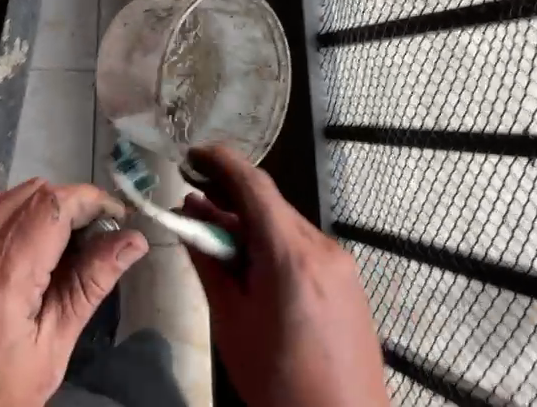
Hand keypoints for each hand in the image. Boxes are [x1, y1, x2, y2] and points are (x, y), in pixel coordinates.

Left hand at [0, 179, 149, 406]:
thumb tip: (132, 241)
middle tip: (87, 244)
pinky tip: (13, 251)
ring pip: (7, 194)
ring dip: (37, 210)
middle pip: (33, 192)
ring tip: (50, 252)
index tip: (114, 219)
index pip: (55, 204)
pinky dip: (5, 216)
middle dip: (68, 208)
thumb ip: (88, 287)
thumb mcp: (47, 354)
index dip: (92, 202)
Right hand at [178, 145, 390, 406]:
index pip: (253, 185)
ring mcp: (340, 262)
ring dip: (249, 221)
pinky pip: (302, 244)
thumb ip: (210, 264)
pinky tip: (251, 261)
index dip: (220, 162)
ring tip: (215, 235)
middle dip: (229, 197)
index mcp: (291, 255)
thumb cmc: (279, 382)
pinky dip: (272, 241)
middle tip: (192, 202)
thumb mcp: (232, 322)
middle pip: (269, 203)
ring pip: (285, 223)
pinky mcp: (348, 280)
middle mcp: (322, 247)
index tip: (192, 154)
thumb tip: (188, 220)